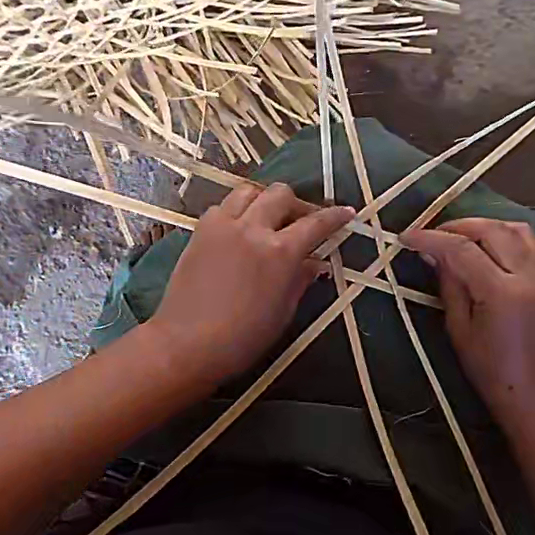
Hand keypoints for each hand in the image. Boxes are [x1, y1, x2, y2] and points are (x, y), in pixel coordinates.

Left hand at [145, 183, 353, 383]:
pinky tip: (239, 229)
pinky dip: (236, 211)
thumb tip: (315, 263)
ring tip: (269, 218)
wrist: (187, 343)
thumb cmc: (243, 338)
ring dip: (265, 200)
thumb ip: (301, 281)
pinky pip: (222, 207)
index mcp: (280, 252)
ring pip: (249, 191)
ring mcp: (223, 226)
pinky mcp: (200, 231)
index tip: (346, 213)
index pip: (316, 223)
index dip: (335, 217)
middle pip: (281, 195)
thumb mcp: (283, 312)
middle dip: (298, 204)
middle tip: (303, 222)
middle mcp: (253, 229)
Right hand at [400, 219, 534, 428]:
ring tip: (460, 236)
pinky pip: (532, 243)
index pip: (461, 250)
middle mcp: (527, 276)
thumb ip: (449, 286)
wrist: (534, 393)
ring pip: (516, 229)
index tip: (406, 237)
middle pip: (491, 230)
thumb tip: (435, 255)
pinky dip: (509, 235)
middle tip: (431, 235)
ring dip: (485, 226)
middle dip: (457, 226)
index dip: (431, 239)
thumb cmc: (490, 370)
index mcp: (502, 293)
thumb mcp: (458, 329)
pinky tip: (491, 246)